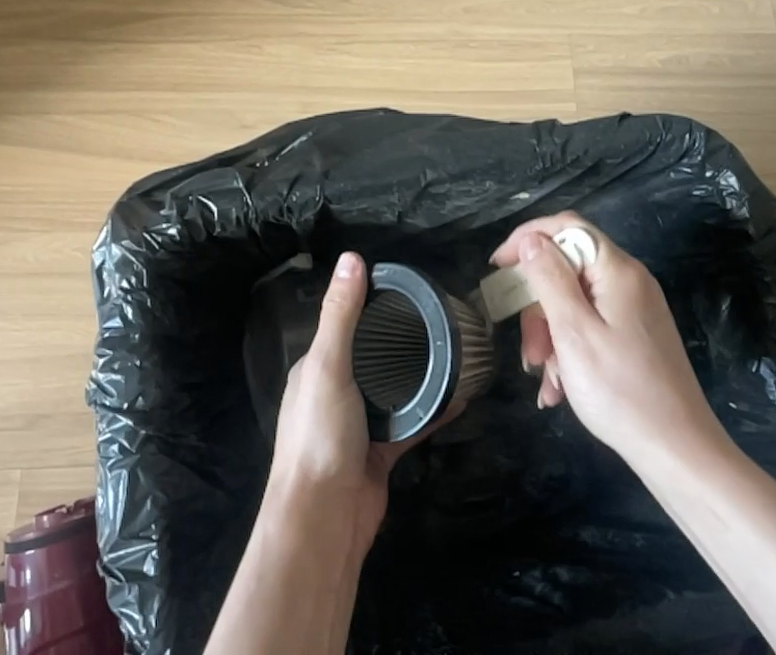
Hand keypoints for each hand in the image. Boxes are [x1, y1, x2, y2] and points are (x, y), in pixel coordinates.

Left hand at [266, 252, 425, 554]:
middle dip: (400, 341)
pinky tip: (460, 395)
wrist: (326, 517)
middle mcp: (336, 392)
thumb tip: (352, 259)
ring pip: (394, 390)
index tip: (407, 289)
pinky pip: (412, 421)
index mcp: (315, 369)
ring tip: (455, 350)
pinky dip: (433, 409)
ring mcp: (359, 424)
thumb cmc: (320, 435)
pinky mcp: (381, 451)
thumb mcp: (328, 366)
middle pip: (372, 358)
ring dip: (419, 375)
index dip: (369, 306)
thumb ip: (341, 316)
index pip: (343, 326)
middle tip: (440, 318)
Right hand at [493, 213, 725, 460]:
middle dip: (539, 308)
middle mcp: (629, 281)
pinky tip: (560, 389)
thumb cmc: (620, 389)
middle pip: (568, 271)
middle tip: (531, 352)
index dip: (528, 238)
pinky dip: (571, 352)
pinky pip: (592, 328)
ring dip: (552, 338)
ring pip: (576, 304)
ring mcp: (635, 310)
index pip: (567, 228)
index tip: (497, 268)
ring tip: (548, 380)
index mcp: (618, 271)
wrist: (675, 448)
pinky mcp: (636, 336)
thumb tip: (531, 240)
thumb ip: (550, 279)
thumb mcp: (573, 331)